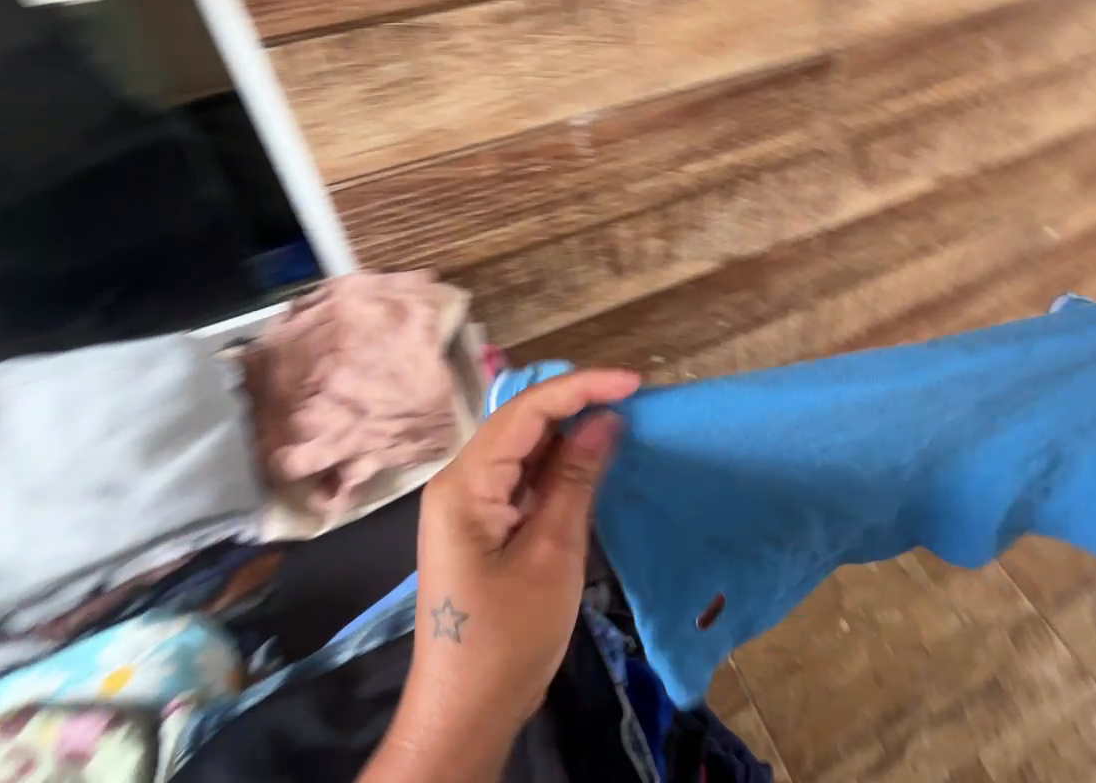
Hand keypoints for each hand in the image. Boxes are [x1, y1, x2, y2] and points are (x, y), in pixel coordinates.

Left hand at [384, 369, 640, 777]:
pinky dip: (559, 466)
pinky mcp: (483, 524)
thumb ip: (576, 478)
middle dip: (577, 404)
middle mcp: (461, 481)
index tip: (634, 383)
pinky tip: (592, 462)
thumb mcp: (552, 552)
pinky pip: (523, 477)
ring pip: (524, 447)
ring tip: (622, 423)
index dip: (582, 387)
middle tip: (633, 400)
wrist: (466, 711)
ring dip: (570, 434)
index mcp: (466, 483)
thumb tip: (606, 419)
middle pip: (522, 422)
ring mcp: (469, 503)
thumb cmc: (508, 637)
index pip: (527, 411)